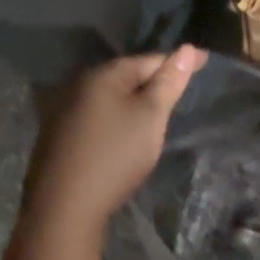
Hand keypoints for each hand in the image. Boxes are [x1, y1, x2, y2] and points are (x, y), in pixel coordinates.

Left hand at [33, 46, 207, 221]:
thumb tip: (187, 48)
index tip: (204, 63)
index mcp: (102, 75)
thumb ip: (169, 82)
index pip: (149, 60)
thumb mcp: (151, 116)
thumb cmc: (114, 156)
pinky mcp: (55, 139)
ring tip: (155, 112)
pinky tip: (122, 135)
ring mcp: (62, 113)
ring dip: (132, 101)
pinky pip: (95, 117)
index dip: (178, 62)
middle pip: (127, 76)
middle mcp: (78, 86)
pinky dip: (114, 119)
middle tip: (180, 89)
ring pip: (109, 98)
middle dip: (153, 80)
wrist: (63, 210)